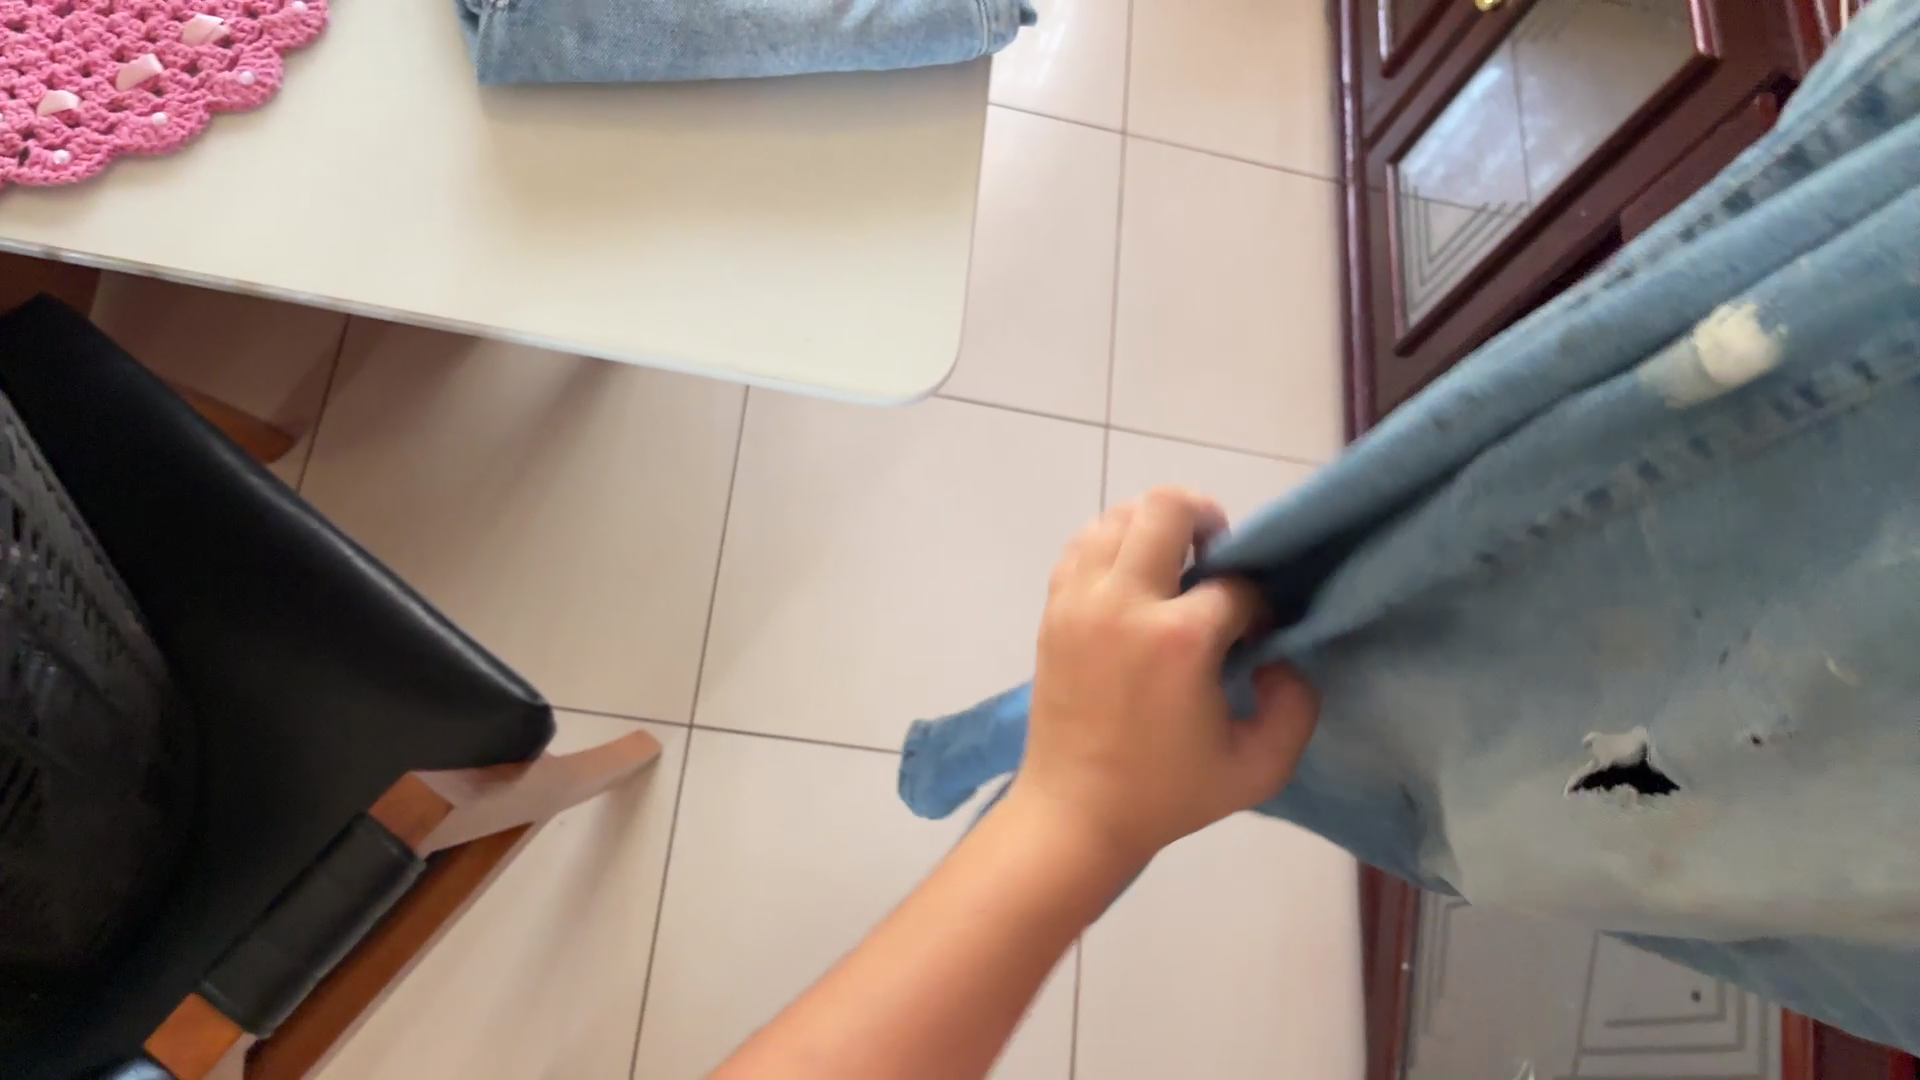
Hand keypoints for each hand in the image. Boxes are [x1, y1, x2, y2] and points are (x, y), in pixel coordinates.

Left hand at [1007, 487, 1317, 868]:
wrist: (1075, 809)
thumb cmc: (1167, 793)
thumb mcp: (1258, 767)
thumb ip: (1297, 705)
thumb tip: (1280, 653)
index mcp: (1179, 639)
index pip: (1235, 584)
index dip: (1257, 603)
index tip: (1253, 634)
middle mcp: (1124, 602)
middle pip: (1166, 508)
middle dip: (1206, 519)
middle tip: (1216, 558)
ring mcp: (1080, 599)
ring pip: (1117, 514)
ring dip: (1154, 526)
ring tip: (1172, 565)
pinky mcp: (1053, 607)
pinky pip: (1082, 544)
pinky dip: (1111, 542)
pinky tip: (1130, 576)